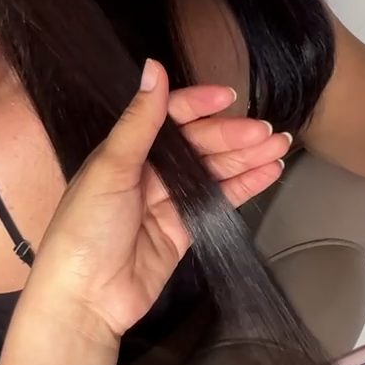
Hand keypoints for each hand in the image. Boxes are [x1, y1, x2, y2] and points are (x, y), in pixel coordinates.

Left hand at [20, 60, 290, 344]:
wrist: (85, 296)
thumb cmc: (84, 229)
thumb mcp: (110, 169)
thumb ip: (138, 121)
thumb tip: (153, 67)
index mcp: (125, 150)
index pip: (170, 117)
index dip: (199, 105)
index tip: (229, 98)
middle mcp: (148, 171)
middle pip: (198, 145)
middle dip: (233, 136)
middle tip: (267, 133)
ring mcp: (168, 200)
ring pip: (213, 171)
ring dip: (246, 158)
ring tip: (279, 146)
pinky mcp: (184, 228)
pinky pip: (218, 201)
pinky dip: (244, 187)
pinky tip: (268, 173)